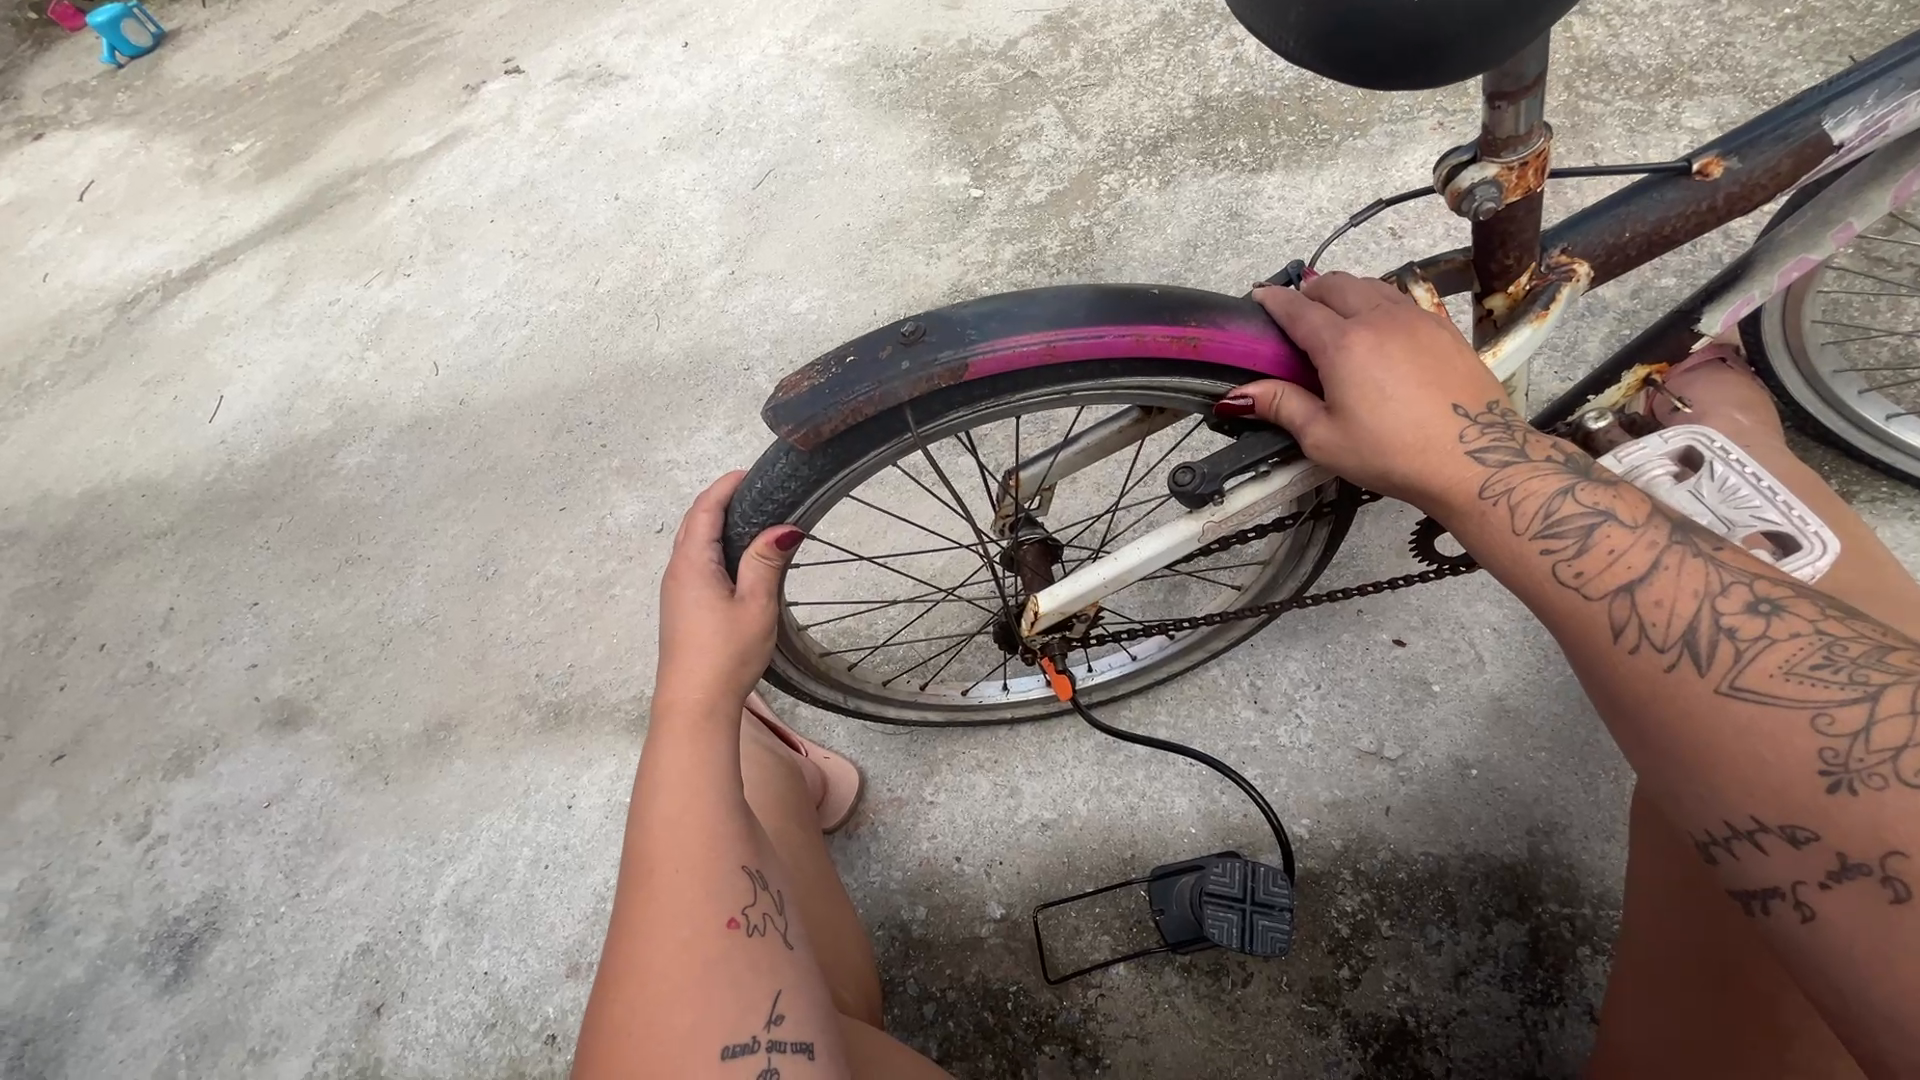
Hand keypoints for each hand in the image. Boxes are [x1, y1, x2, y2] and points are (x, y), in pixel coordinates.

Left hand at [655, 471, 801, 714]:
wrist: (694, 704)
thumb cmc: (726, 653)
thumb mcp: (755, 604)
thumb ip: (766, 562)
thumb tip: (784, 527)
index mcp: (692, 563)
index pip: (704, 510)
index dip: (725, 487)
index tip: (750, 473)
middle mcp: (677, 572)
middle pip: (694, 523)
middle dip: (721, 501)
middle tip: (757, 492)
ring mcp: (676, 591)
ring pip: (694, 545)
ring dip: (718, 525)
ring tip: (753, 518)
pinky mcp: (681, 608)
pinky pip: (696, 563)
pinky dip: (715, 547)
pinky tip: (738, 559)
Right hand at [1220, 272, 1510, 510]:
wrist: (1477, 458)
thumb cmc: (1392, 453)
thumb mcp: (1323, 438)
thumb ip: (1281, 406)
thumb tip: (1238, 395)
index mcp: (1343, 345)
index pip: (1298, 310)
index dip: (1274, 300)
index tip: (1259, 295)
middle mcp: (1379, 320)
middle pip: (1336, 285)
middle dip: (1308, 291)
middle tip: (1293, 309)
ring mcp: (1416, 320)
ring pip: (1371, 286)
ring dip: (1343, 291)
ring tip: (1331, 312)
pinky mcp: (1443, 329)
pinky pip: (1400, 300)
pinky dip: (1376, 301)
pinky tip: (1374, 325)